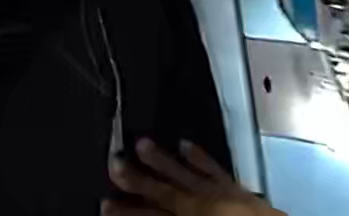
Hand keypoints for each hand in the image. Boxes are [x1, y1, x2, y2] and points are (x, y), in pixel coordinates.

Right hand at [104, 139, 287, 215]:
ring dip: (164, 159)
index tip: (106, 202)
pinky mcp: (242, 193)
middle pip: (166, 190)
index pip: (154, 215)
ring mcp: (226, 196)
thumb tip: (155, 215)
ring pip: (188, 173)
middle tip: (114, 162)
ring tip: (142, 141)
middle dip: (138, 178)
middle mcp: (208, 206)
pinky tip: (186, 144)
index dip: (128, 210)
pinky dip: (200, 157)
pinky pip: (217, 170)